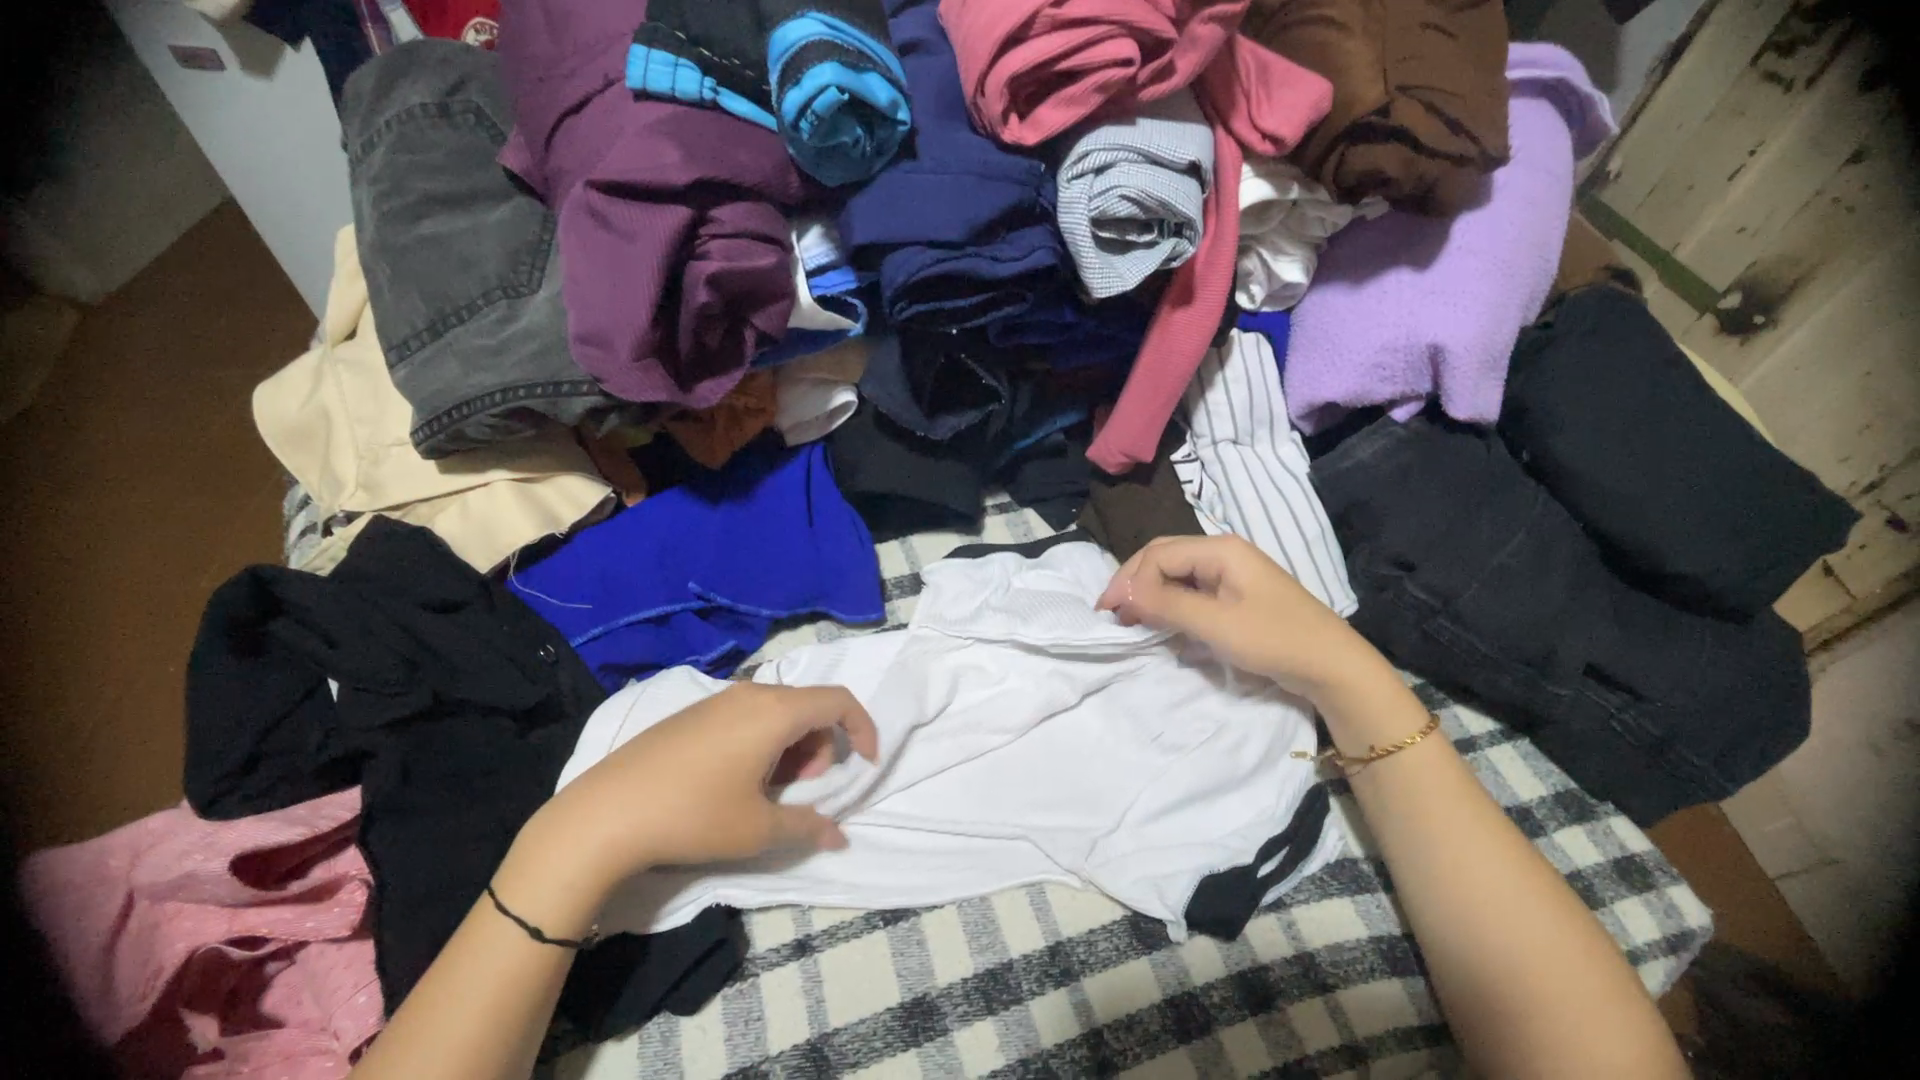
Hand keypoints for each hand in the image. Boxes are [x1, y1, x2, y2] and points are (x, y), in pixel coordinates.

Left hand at [530, 683, 878, 894]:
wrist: (604, 814)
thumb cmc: (693, 816)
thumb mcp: (758, 830)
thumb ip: (808, 827)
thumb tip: (839, 836)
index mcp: (775, 712)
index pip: (838, 701)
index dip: (863, 729)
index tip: (865, 765)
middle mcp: (750, 694)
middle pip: (808, 706)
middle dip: (822, 746)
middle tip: (801, 791)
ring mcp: (717, 700)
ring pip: (777, 712)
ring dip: (791, 747)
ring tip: (766, 791)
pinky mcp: (692, 713)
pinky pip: (747, 716)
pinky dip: (762, 742)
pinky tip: (733, 782)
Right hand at [1096, 535, 1376, 701]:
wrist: (1332, 666)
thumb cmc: (1275, 640)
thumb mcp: (1216, 624)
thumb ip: (1167, 604)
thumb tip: (1121, 591)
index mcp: (1220, 550)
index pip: (1158, 555)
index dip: (1128, 580)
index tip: (1109, 614)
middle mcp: (1223, 554)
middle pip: (1163, 558)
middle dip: (1133, 582)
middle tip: (1110, 614)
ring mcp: (1231, 574)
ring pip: (1175, 574)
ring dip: (1148, 594)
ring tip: (1128, 619)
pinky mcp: (1236, 596)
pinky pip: (1191, 591)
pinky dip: (1168, 604)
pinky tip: (1158, 622)